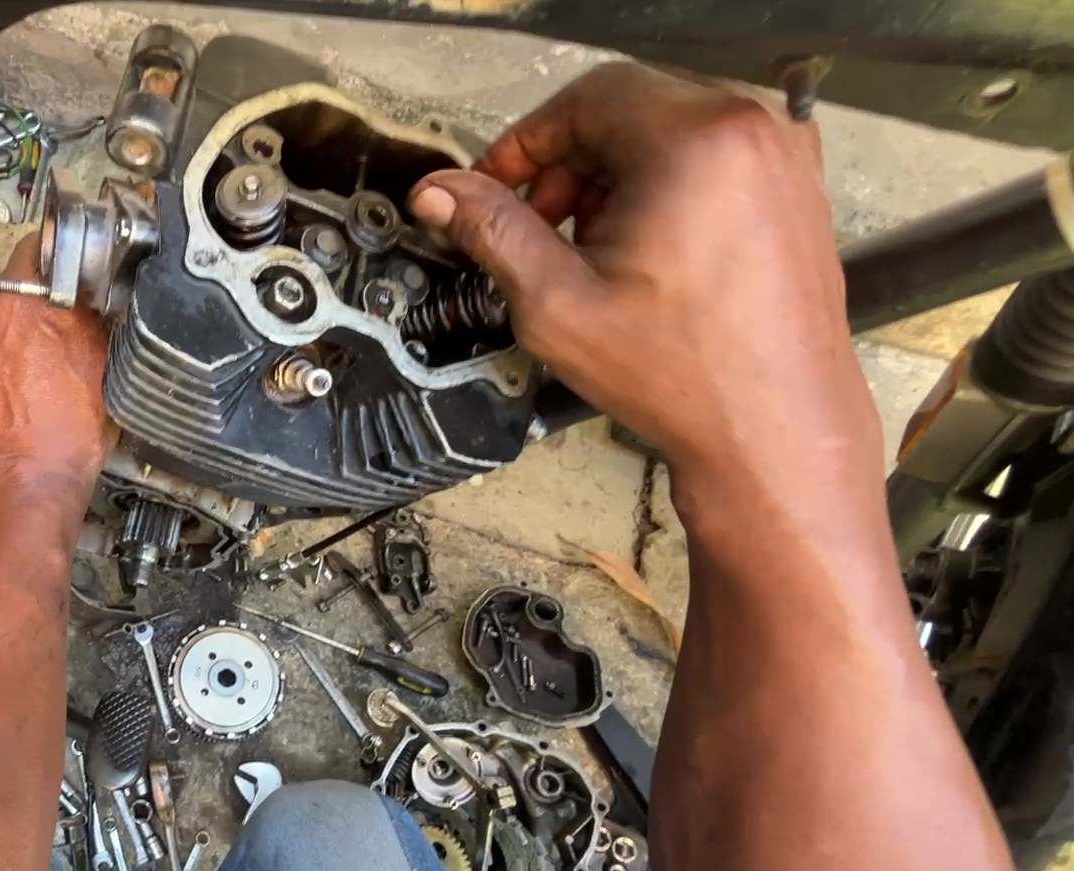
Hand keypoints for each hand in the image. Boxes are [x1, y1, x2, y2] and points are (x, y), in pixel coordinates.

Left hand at [0, 235, 115, 499]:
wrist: (27, 483)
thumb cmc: (65, 437)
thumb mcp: (104, 368)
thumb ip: (92, 320)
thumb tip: (93, 300)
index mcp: (25, 306)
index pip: (38, 248)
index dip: (58, 258)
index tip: (68, 268)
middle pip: (11, 288)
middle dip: (36, 303)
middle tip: (59, 327)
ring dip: (11, 332)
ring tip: (36, 365)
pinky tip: (14, 385)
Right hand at [408, 64, 879, 501]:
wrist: (768, 420)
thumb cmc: (675, 369)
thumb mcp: (552, 300)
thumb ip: (491, 231)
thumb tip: (438, 193)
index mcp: (693, 143)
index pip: (584, 98)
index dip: (521, 144)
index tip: (489, 190)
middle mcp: (748, 132)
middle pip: (622, 109)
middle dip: (558, 166)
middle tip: (530, 230)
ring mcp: (777, 157)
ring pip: (658, 132)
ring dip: (599, 180)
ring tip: (579, 252)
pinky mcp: (785, 187)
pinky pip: (697, 158)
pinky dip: (646, 190)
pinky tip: (626, 253)